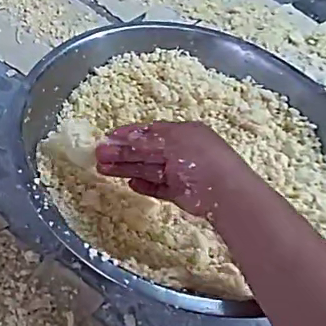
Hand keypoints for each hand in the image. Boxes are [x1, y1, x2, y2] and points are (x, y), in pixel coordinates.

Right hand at [95, 121, 275, 219]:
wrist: (226, 194)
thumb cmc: (200, 159)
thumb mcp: (171, 142)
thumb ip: (145, 141)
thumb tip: (122, 137)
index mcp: (183, 133)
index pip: (150, 131)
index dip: (128, 134)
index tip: (108, 137)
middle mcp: (182, 151)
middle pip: (145, 151)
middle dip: (122, 152)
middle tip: (99, 155)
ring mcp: (182, 173)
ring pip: (148, 168)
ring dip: (126, 168)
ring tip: (103, 169)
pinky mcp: (181, 193)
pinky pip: (158, 187)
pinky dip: (144, 186)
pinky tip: (129, 184)